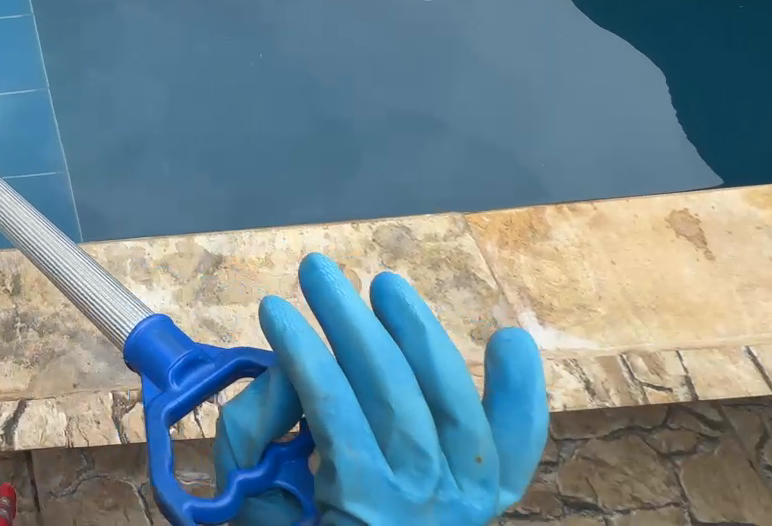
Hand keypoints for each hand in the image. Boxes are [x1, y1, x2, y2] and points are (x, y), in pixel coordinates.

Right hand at [215, 253, 547, 524]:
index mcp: (363, 507)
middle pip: (396, 395)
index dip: (304, 353)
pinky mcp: (483, 498)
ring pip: (454, 406)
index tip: (272, 306)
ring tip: (383, 283)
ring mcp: (467, 501)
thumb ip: (254, 434)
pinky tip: (509, 339)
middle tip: (315, 268)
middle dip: (352, 322)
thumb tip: (282, 373)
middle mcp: (428, 504)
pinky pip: (514, 448)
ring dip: (419, 335)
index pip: (335, 409)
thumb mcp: (253, 501)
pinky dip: (518, 395)